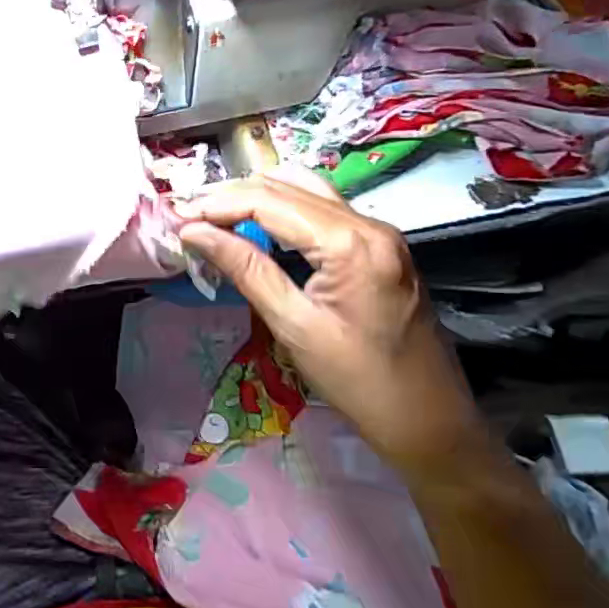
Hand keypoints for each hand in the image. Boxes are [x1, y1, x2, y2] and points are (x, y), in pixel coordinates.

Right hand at [176, 167, 489, 475]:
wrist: (430, 421)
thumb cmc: (360, 381)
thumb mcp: (293, 325)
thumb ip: (245, 269)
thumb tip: (194, 232)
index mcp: (351, 243)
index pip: (268, 201)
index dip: (217, 205)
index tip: (178, 218)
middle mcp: (368, 223)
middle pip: (285, 186)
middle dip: (230, 196)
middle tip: (187, 216)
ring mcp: (377, 232)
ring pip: (303, 189)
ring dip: (254, 197)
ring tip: (213, 217)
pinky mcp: (377, 245)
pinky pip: (320, 207)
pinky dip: (280, 208)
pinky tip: (254, 226)